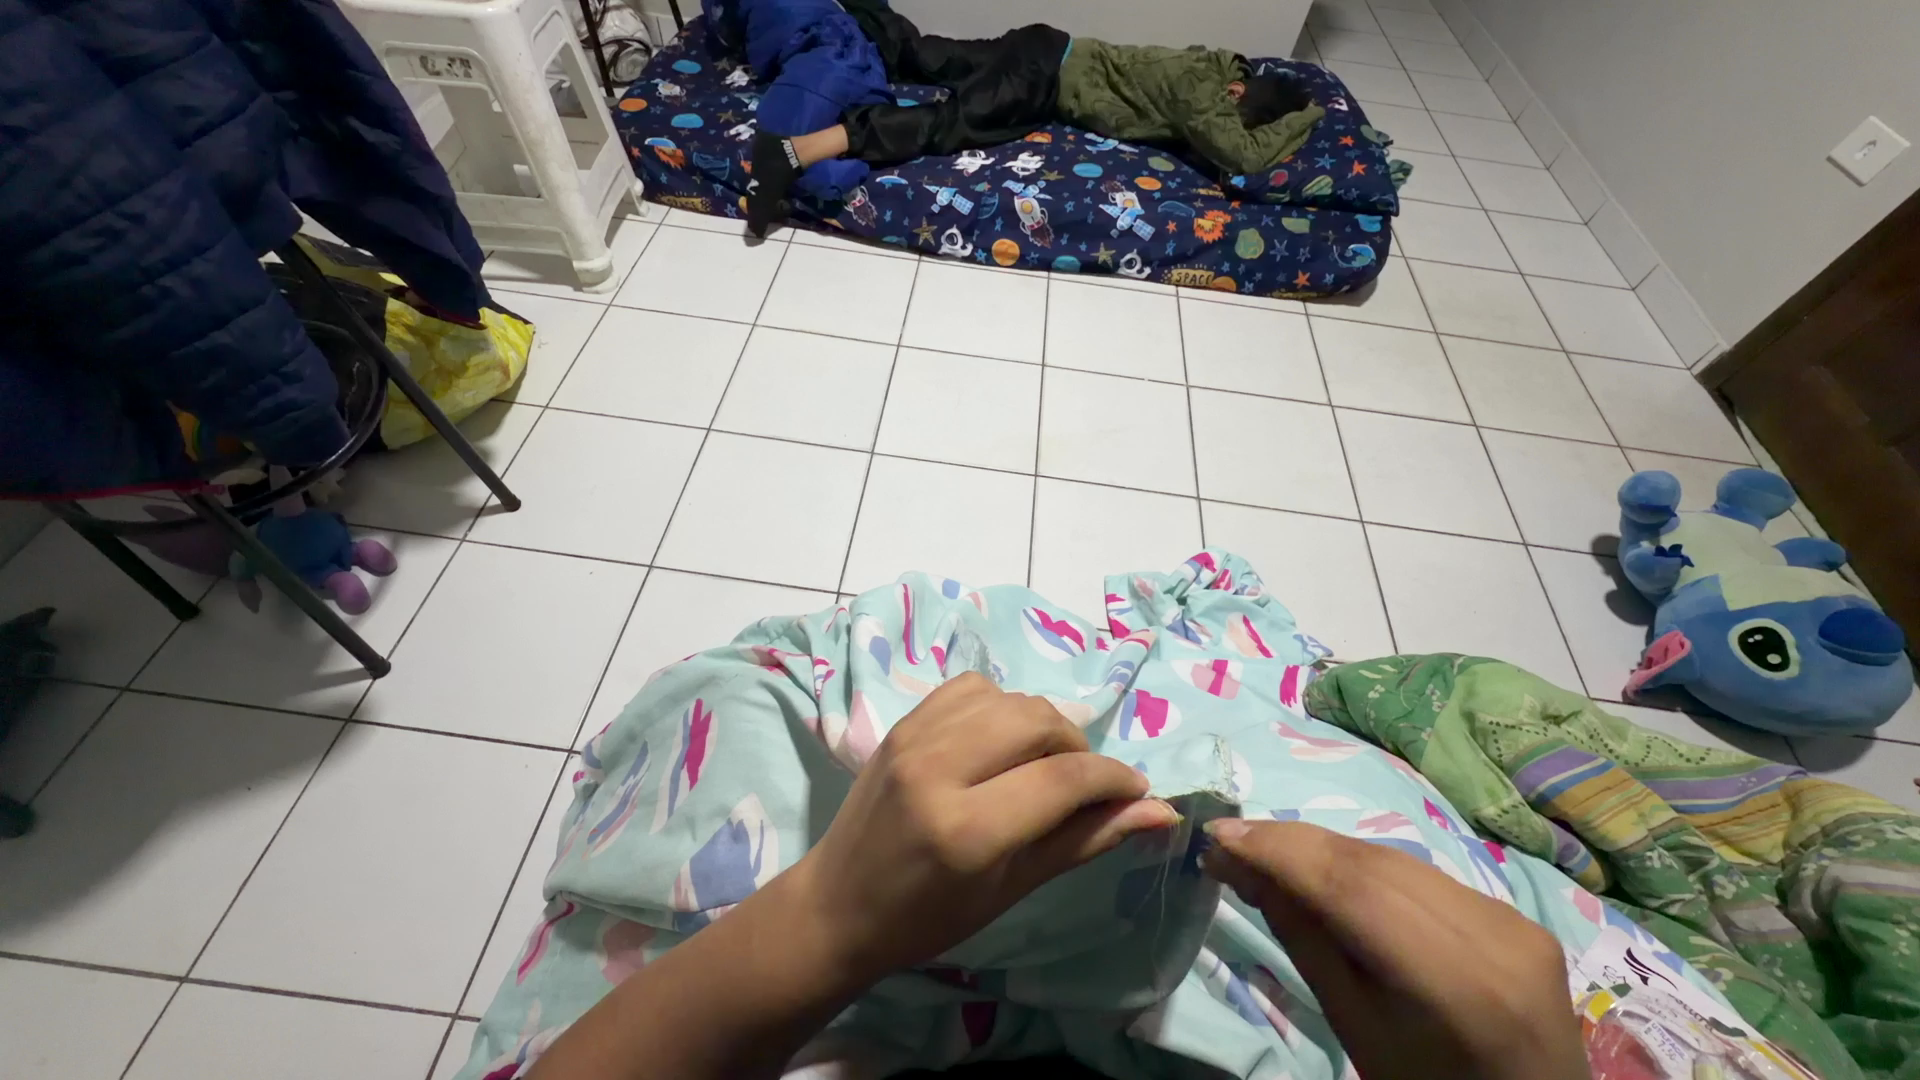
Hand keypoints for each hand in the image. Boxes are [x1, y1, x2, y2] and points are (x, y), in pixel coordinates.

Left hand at [784, 672, 1177, 981]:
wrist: (838, 903)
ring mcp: (914, 736)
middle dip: (1078, 747)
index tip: (1136, 791)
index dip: (1113, 779)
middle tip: (1084, 784)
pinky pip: (970, 688)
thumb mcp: (1012, 889)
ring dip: (1041, 725)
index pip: (1064, 779)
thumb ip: (1084, 841)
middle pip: (1038, 721)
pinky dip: (1000, 707)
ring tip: (1041, 764)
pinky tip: (999, 741)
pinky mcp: (902, 722)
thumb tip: (1158, 811)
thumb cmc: (928, 917)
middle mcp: (939, 767)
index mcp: (967, 829)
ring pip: (1008, 697)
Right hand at [1201, 820, 1589, 1079]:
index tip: (1217, 834)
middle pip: (1370, 864)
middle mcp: (1492, 935)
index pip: (1351, 888)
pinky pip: (1419, 872)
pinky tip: (1326, 868)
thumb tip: (1238, 864)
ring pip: (1391, 858)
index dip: (1278, 851)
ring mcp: (1511, 917)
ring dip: (1320, 849)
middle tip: (1227, 836)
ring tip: (1264, 848)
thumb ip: (1301, 936)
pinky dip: (1362, 865)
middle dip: (1290, 843)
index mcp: (1454, 984)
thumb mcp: (1354, 1027)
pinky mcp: (1513, 911)